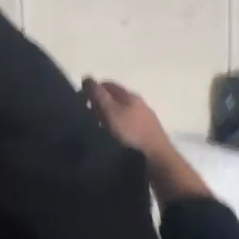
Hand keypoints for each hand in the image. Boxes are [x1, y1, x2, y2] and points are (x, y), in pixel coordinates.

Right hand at [82, 78, 211, 202]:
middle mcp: (140, 104)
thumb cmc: (130, 133)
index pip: (106, 84)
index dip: (91, 89)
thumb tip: (87, 77)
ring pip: (121, 112)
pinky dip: (117, 128)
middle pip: (114, 98)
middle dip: (99, 104)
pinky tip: (113, 139)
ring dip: (108, 118)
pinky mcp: (148, 134)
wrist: (158, 161)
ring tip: (97, 130)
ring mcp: (146, 120)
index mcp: (130, 95)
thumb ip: (97, 94)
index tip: (80, 102)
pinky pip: (128, 125)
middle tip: (87, 117)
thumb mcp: (109, 111)